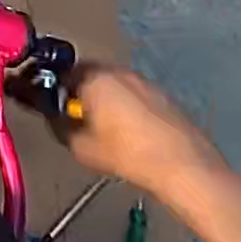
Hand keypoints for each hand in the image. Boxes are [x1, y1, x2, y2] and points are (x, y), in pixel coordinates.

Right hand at [24, 63, 225, 196]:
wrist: (186, 169)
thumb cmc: (127, 154)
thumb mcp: (79, 147)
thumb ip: (59, 126)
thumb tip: (55, 119)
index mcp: (92, 77)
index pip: (61, 72)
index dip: (55, 89)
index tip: (54, 105)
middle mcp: (117, 71)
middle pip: (88, 75)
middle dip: (80, 92)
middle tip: (78, 116)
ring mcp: (143, 82)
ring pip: (113, 84)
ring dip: (105, 98)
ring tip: (106, 127)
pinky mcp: (164, 96)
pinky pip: (134, 95)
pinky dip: (127, 107)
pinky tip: (132, 132)